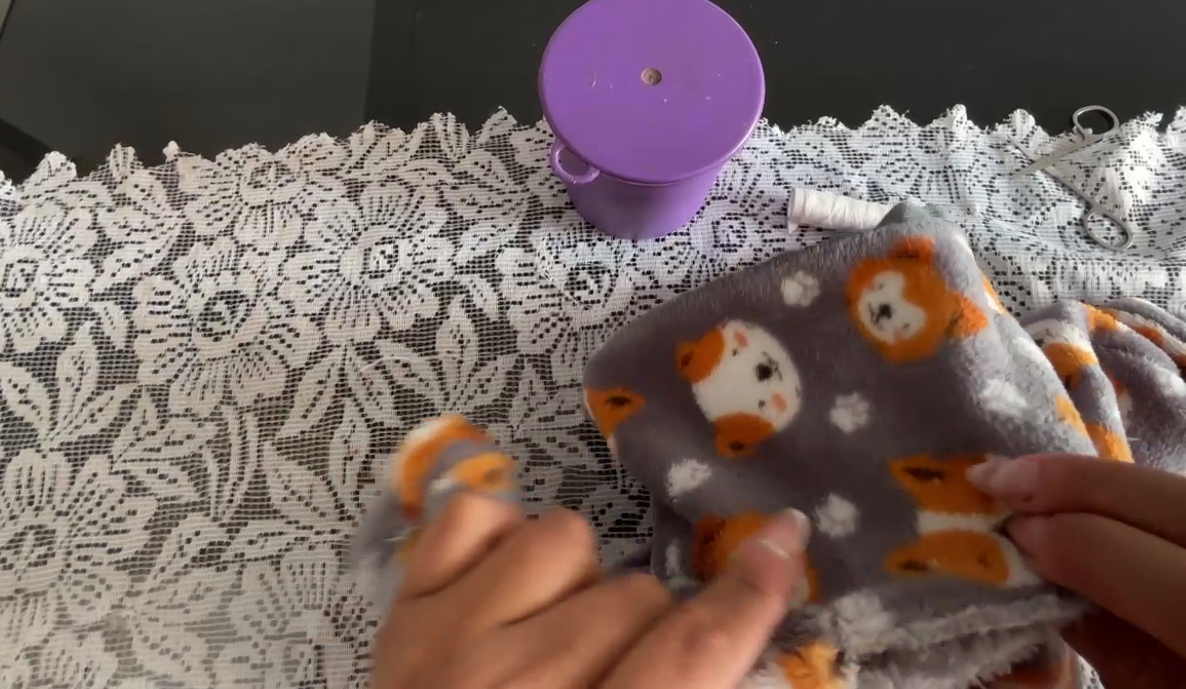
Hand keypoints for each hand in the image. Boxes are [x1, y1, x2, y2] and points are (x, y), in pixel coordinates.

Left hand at [373, 493, 809, 688]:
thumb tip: (722, 644)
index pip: (687, 654)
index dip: (746, 596)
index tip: (783, 540)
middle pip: (635, 596)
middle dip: (647, 628)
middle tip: (618, 673)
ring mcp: (445, 641)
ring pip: (564, 538)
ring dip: (576, 581)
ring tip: (551, 636)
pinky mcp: (403, 608)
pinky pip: (478, 514)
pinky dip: (500, 538)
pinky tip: (499, 592)